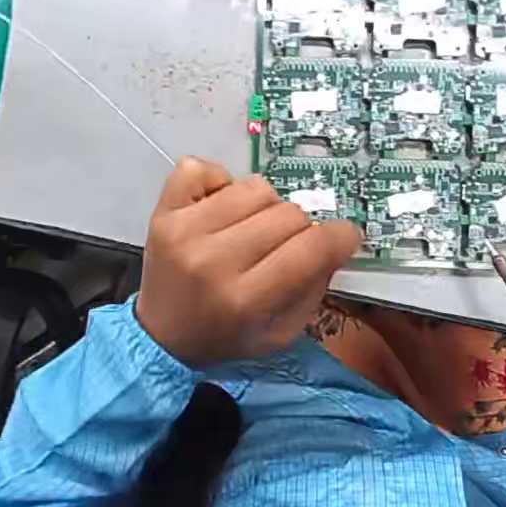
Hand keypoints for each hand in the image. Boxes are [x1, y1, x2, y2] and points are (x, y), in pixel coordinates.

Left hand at [136, 157, 359, 365]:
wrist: (162, 338)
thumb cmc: (225, 337)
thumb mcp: (279, 333)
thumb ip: (313, 289)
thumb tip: (334, 242)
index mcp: (245, 300)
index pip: (311, 248)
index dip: (340, 236)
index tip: (343, 238)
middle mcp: (212, 261)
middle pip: (287, 214)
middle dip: (298, 230)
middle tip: (283, 248)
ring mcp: (183, 232)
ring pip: (255, 187)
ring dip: (263, 207)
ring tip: (250, 231)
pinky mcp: (162, 213)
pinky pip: (201, 168)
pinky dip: (218, 182)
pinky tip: (220, 208)